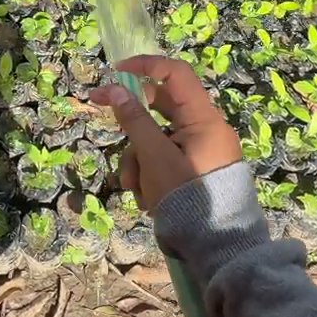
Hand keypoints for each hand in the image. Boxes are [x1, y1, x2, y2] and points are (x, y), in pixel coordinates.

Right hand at [91, 54, 242, 209]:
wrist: (219, 251)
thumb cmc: (187, 197)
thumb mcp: (154, 156)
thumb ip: (134, 120)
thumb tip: (115, 88)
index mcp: (204, 120)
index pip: (175, 73)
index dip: (145, 66)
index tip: (115, 72)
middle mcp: (206, 129)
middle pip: (161, 105)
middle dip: (131, 118)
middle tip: (97, 107)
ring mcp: (201, 151)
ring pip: (158, 135)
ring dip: (137, 155)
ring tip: (133, 185)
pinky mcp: (195, 169)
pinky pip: (165, 156)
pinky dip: (149, 170)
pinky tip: (145, 196)